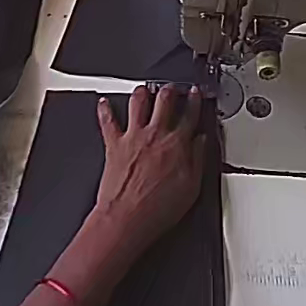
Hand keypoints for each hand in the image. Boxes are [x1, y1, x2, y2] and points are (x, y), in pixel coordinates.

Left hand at [91, 84, 205, 252]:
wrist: (127, 218)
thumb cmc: (157, 208)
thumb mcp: (192, 187)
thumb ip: (198, 159)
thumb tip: (202, 142)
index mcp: (177, 144)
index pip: (190, 115)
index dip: (195, 101)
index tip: (195, 94)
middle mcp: (155, 135)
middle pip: (165, 100)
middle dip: (170, 90)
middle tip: (172, 87)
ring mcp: (133, 137)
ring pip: (138, 102)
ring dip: (142, 92)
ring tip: (145, 89)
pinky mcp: (114, 144)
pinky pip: (107, 121)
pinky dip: (104, 110)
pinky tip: (103, 103)